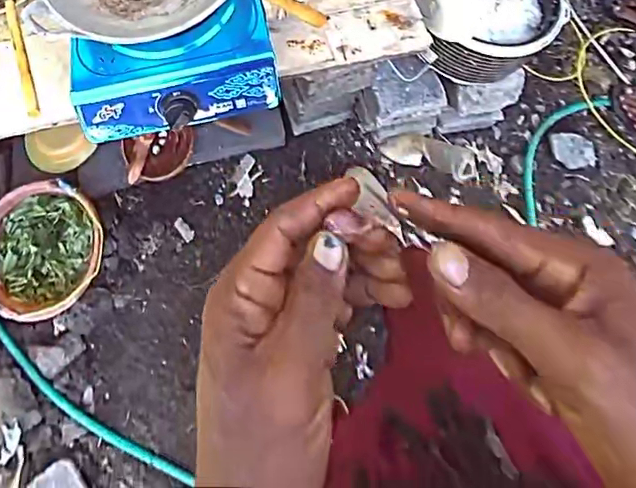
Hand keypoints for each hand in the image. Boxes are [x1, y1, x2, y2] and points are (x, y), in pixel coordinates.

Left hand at [195, 177, 409, 487]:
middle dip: (349, 238)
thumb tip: (331, 238)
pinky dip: (359, 295)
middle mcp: (255, 298)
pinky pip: (330, 302)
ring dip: (360, 266)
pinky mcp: (297, 341)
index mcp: (238, 294)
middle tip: (390, 244)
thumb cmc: (259, 448)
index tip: (355, 189)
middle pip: (305, 246)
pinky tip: (386, 295)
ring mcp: (276, 320)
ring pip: (322, 272)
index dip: (318, 204)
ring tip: (397, 275)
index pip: (280, 230)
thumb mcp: (290, 370)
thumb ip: (312, 301)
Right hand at [394, 193, 635, 487]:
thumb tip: (440, 254)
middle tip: (465, 338)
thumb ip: (502, 304)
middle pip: (487, 268)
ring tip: (516, 372)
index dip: (442, 216)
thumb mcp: (572, 360)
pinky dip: (509, 359)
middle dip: (471, 302)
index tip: (399, 200)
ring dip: (492, 337)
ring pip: (492, 305)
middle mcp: (568, 282)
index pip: (492, 230)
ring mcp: (565, 317)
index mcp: (578, 266)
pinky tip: (536, 386)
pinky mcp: (561, 351)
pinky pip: (509, 337)